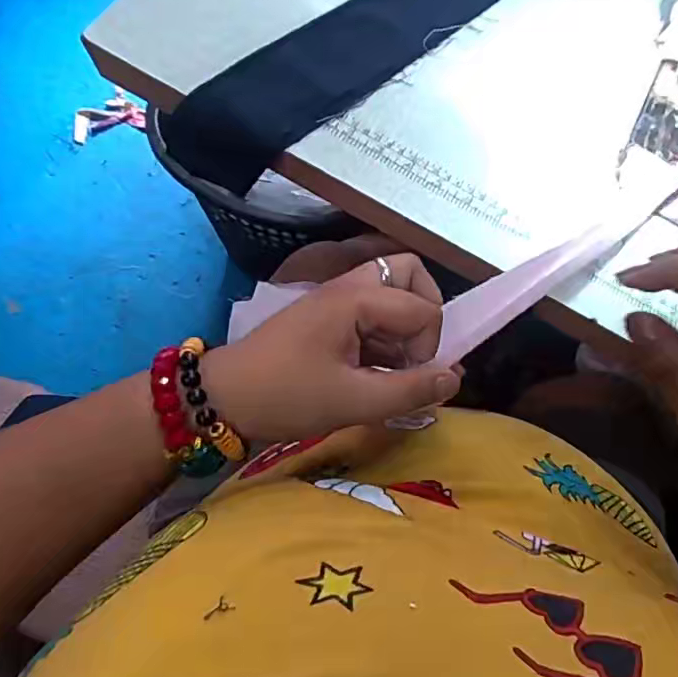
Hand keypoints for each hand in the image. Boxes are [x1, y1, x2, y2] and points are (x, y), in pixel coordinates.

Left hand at [200, 253, 458, 442]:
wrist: (222, 399)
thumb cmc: (286, 396)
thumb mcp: (353, 401)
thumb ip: (410, 390)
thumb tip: (455, 379)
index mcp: (356, 299)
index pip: (424, 307)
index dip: (429, 345)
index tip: (412, 379)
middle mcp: (350, 288)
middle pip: (410, 275)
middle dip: (426, 314)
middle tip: (415, 354)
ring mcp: (337, 301)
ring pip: (393, 294)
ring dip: (405, 331)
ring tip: (395, 372)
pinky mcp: (329, 318)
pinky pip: (374, 315)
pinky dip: (386, 340)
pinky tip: (376, 374)